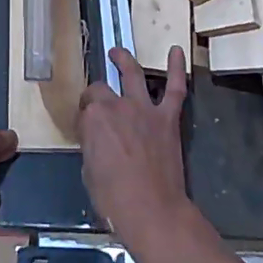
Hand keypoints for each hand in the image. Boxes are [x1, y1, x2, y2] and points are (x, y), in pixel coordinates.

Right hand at [79, 46, 193, 251]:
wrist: (152, 211)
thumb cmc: (113, 198)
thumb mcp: (89, 170)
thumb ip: (92, 145)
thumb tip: (97, 139)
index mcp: (93, 119)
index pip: (85, 107)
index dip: (84, 115)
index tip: (86, 126)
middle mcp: (116, 106)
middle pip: (102, 89)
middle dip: (97, 93)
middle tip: (97, 100)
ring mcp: (144, 109)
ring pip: (133, 74)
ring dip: (124, 60)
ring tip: (118, 52)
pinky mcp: (168, 118)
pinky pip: (175, 88)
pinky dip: (177, 68)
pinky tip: (176, 51)